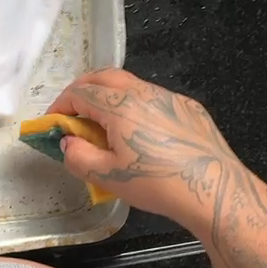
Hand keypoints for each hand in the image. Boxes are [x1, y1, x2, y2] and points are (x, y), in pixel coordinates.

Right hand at [48, 68, 241, 237]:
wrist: (213, 191)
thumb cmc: (157, 184)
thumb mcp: (107, 176)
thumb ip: (78, 156)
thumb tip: (68, 143)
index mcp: (120, 105)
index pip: (80, 93)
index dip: (61, 105)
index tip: (53, 122)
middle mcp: (144, 93)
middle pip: (104, 76)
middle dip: (82, 90)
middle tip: (72, 111)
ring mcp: (169, 98)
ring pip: (131, 85)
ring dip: (109, 96)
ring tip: (103, 123)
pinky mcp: (188, 108)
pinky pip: (153, 99)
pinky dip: (135, 106)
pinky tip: (139, 134)